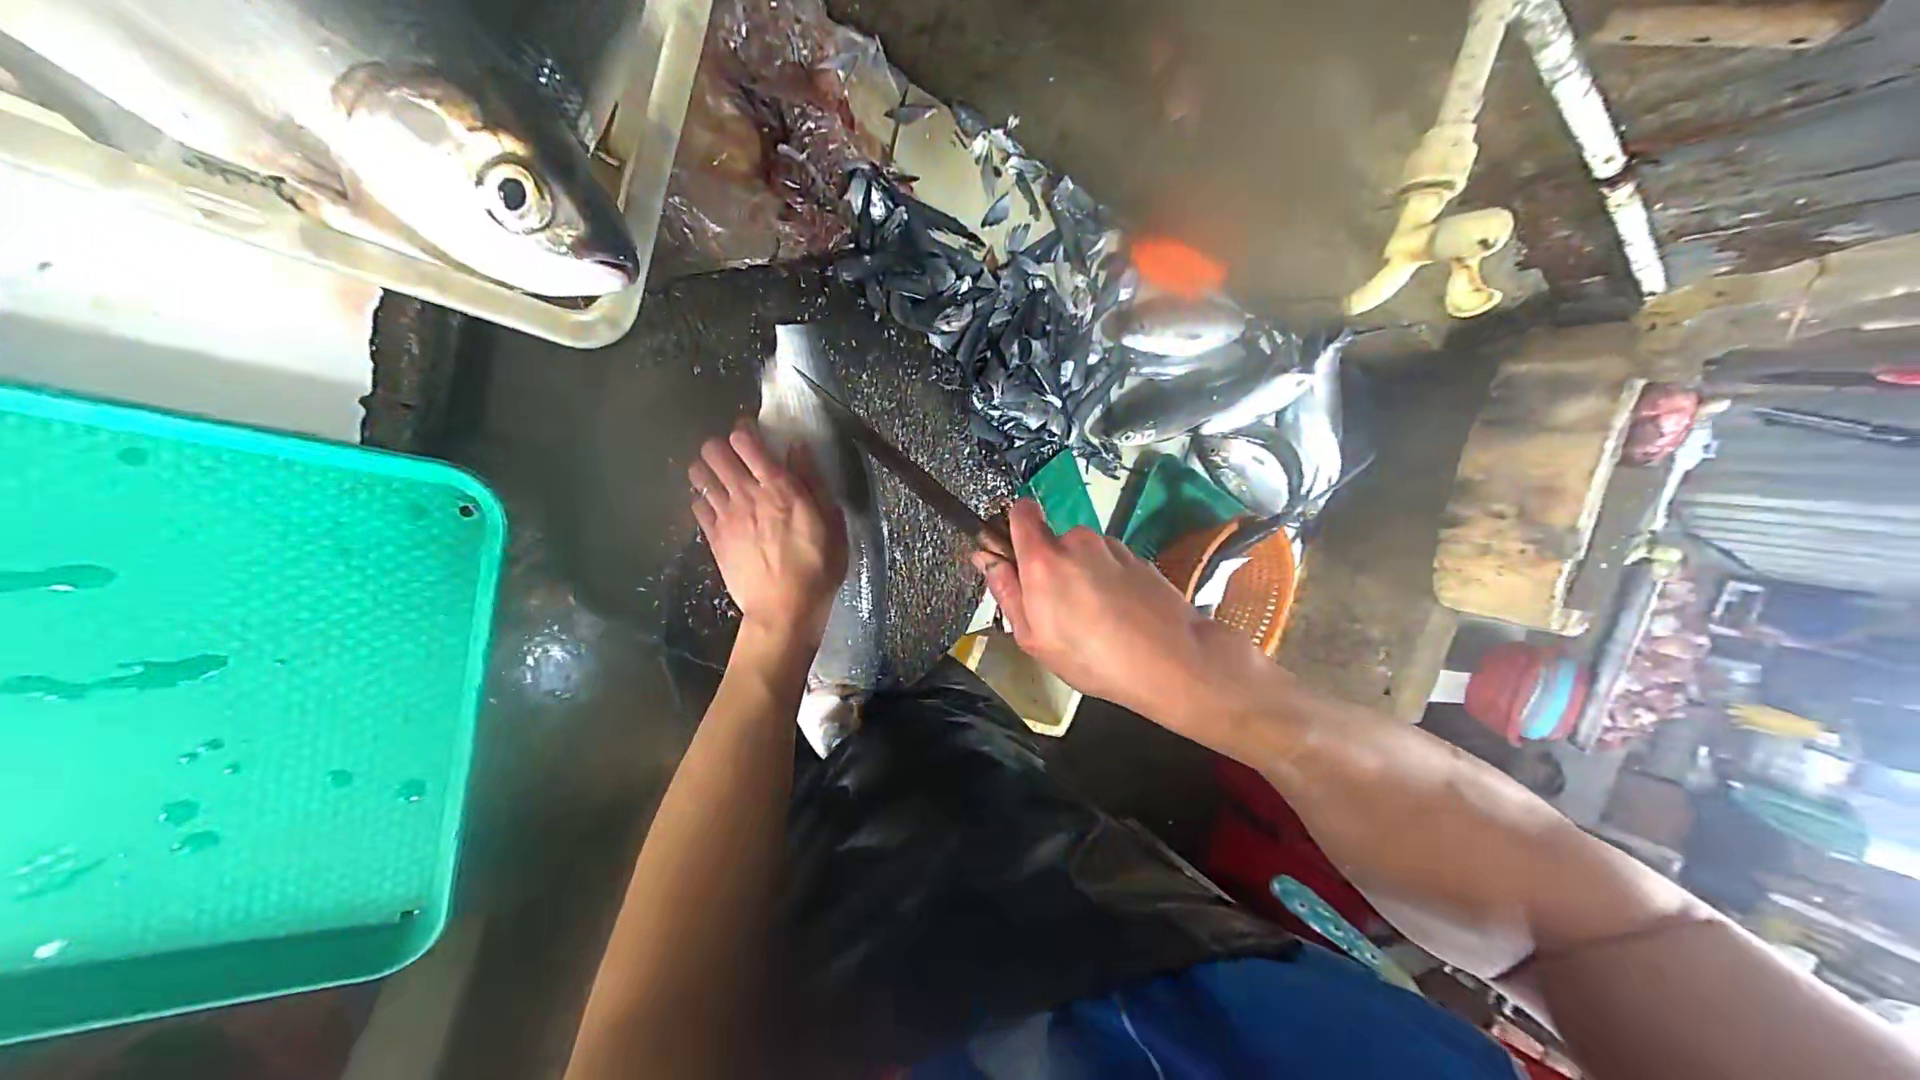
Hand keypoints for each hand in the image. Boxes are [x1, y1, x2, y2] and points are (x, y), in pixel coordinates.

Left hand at [690, 421, 846, 641]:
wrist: (784, 609)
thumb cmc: (818, 565)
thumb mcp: (830, 520)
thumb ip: (812, 481)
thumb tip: (797, 448)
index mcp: (777, 486)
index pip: (745, 440)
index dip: (745, 430)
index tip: (753, 434)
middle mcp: (745, 494)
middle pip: (713, 450)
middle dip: (721, 446)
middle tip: (736, 457)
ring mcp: (725, 515)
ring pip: (699, 474)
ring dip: (708, 469)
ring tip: (722, 479)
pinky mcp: (713, 537)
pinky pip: (696, 504)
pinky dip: (703, 499)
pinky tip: (717, 507)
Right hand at [970, 500, 1281, 754]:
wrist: (1173, 660)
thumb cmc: (1093, 658)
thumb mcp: (1034, 638)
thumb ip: (1006, 592)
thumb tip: (985, 558)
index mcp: (1044, 559)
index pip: (1020, 511)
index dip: (1013, 527)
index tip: (1015, 556)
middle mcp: (1077, 541)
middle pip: (1052, 541)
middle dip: (1050, 567)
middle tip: (1058, 610)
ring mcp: (1112, 547)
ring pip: (1083, 553)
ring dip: (1082, 575)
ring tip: (1094, 619)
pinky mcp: (1138, 557)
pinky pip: (1109, 562)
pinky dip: (1108, 580)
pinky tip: (1119, 615)